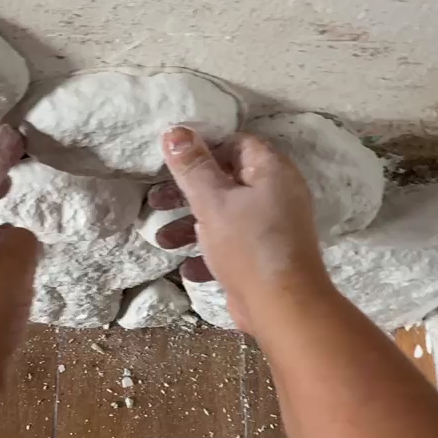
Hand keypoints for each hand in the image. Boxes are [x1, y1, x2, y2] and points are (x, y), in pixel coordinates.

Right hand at [148, 126, 328, 333]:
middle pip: (225, 181)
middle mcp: (276, 194)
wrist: (282, 306)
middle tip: (155, 201)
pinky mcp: (263, 255)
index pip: (237, 144)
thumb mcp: (213, 202)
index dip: (204, 149)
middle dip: (187, 192)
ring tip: (162, 241)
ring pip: (224, 216)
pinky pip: (231, 244)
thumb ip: (193, 166)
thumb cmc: (248, 246)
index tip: (172, 162)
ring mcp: (271, 227)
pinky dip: (208, 252)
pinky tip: (187, 267)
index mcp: (270, 172)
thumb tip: (175, 131)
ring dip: (190, 226)